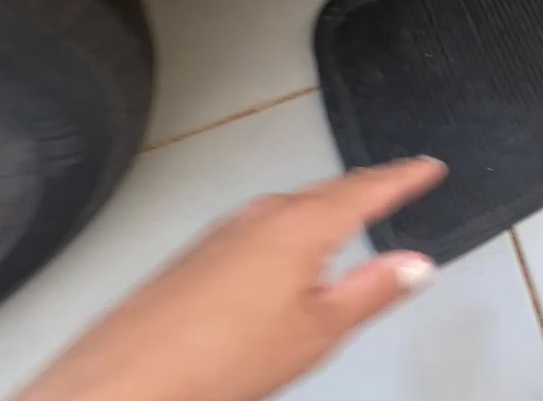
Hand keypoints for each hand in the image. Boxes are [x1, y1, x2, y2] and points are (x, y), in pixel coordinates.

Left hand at [17, 156, 447, 400]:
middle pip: (334, 188)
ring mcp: (228, 228)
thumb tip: (421, 264)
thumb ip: (374, 290)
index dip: (407, 175)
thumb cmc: (221, 363)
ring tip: (356, 204)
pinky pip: (266, 217)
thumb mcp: (316, 332)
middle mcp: (267, 213)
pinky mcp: (198, 250)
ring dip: (333, 199)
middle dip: (372, 183)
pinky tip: (291, 242)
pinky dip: (297, 217)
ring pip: (297, 201)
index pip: (371, 188)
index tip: (431, 165)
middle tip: (402, 179)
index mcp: (304, 224)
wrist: (111, 390)